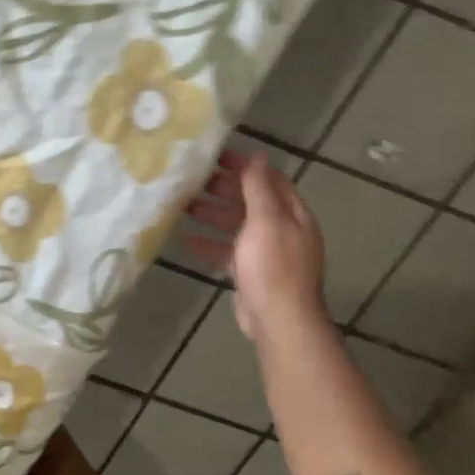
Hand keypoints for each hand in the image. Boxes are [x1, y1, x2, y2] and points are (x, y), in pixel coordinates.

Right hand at [182, 150, 328, 343]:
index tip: (215, 156)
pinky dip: (208, 243)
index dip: (245, 166)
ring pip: (236, 225)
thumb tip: (258, 156)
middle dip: (224, 189)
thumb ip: (259, 189)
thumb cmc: (273, 266)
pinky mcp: (249, 271)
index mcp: (292, 213)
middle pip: (250, 201)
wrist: (277, 318)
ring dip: (211, 214)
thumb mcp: (266, 221)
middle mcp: (281, 228)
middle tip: (193, 180)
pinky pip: (226, 250)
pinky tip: (185, 240)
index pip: (269, 180)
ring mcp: (265, 251)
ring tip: (182, 205)